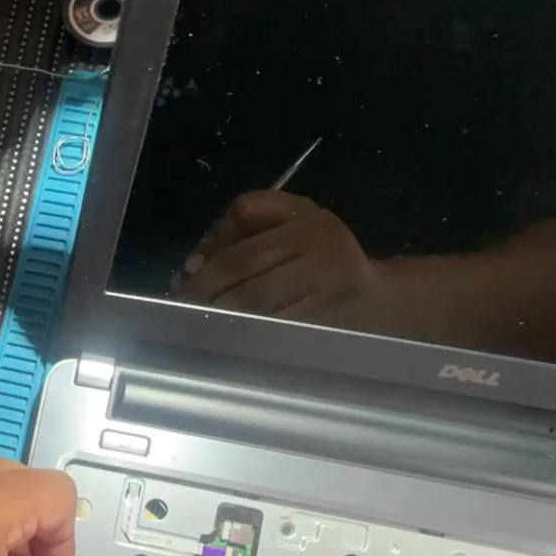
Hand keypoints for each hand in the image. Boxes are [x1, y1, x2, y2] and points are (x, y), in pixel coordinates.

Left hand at [175, 191, 382, 315]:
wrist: (375, 299)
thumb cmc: (317, 262)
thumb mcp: (286, 230)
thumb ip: (237, 235)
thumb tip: (190, 267)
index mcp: (305, 217)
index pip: (245, 215)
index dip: (209, 246)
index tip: (184, 277)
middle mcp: (319, 242)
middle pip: (244, 262)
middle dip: (204, 288)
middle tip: (179, 309)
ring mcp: (328, 281)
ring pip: (256, 297)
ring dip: (218, 313)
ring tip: (195, 325)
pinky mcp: (330, 317)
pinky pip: (274, 327)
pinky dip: (244, 334)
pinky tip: (227, 340)